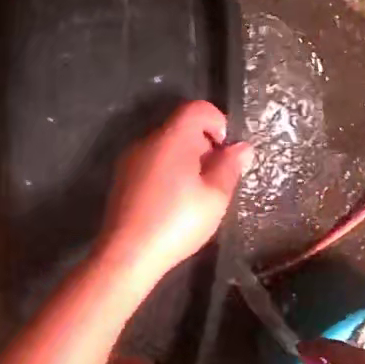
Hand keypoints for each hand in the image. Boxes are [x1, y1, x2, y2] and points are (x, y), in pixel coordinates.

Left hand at [96, 101, 252, 286]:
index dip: (218, 121)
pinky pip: (152, 162)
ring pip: (166, 146)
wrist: (127, 254)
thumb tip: (242, 147)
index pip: (197, 108)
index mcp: (172, 138)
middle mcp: (147, 141)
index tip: (225, 152)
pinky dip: (168, 172)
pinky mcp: (122, 179)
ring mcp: (130, 160)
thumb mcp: (215, 197)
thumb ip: (230, 167)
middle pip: (181, 126)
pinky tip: (174, 203)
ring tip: (197, 194)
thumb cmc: (177, 221)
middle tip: (216, 177)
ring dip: (186, 160)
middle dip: (204, 144)